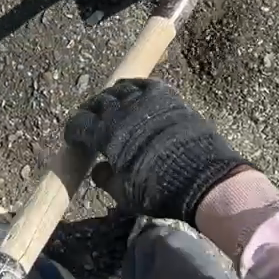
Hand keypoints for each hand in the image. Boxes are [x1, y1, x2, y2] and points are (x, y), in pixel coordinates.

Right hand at [64, 79, 251, 223]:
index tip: (74, 138)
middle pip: (97, 102)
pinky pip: (144, 84)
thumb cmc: (159, 190)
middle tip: (92, 121)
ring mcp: (145, 100)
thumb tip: (97, 170)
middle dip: (90, 112)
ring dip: (112, 98)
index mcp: (106, 134)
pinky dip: (134, 88)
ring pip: (119, 89)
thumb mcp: (124, 194)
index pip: (79, 123)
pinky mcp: (167, 97)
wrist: (204, 178)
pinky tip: (135, 96)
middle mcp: (122, 111)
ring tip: (113, 107)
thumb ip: (106, 180)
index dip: (74, 131)